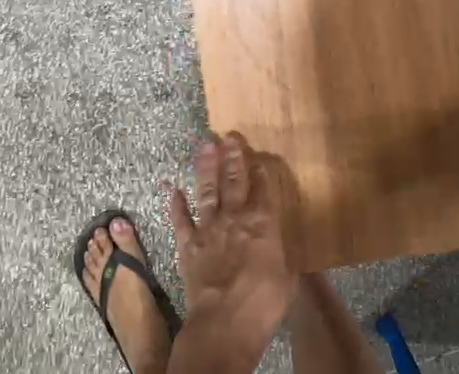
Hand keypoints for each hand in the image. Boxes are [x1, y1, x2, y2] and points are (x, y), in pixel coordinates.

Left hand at [166, 133, 296, 351]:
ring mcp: (209, 229)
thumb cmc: (263, 303)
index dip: (260, 173)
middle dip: (233, 158)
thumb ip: (282, 260)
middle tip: (229, 137)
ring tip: (204, 146)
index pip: (263, 191)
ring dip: (206, 168)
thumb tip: (284, 257)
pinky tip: (172, 189)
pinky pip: (180, 220)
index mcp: (263, 224)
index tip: (257, 157)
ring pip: (207, 191)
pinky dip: (175, 204)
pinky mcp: (187, 244)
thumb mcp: (286, 280)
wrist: (224, 321)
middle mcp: (235, 218)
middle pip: (234, 182)